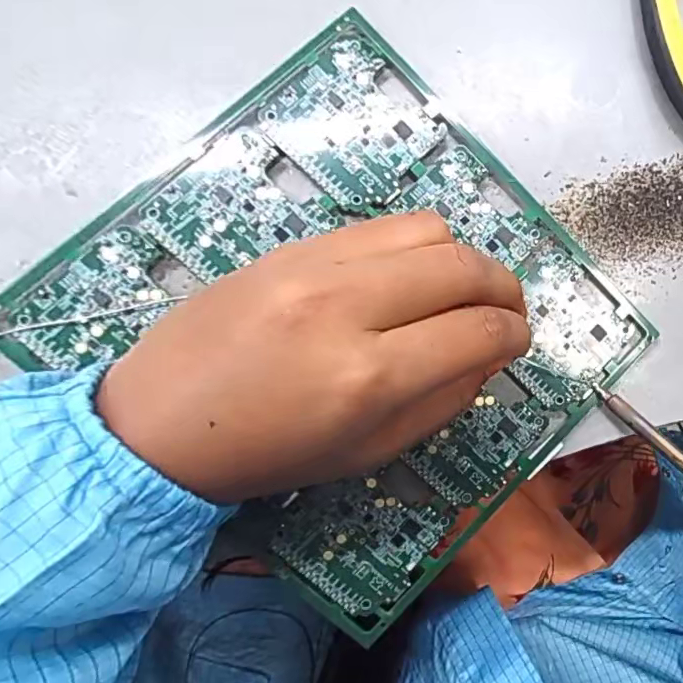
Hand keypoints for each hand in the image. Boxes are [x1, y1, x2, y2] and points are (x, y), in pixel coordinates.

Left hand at [96, 213, 530, 501]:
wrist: (163, 421)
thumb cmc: (273, 454)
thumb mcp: (371, 451)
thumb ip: (444, 401)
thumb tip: (488, 354)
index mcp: (369, 378)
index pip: (477, 332)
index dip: (514, 335)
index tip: (518, 342)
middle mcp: (347, 307)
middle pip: (463, 267)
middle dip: (505, 289)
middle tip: (506, 312)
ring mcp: (314, 265)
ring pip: (429, 230)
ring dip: (464, 259)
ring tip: (461, 291)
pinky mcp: (292, 247)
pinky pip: (380, 227)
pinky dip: (416, 249)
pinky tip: (410, 279)